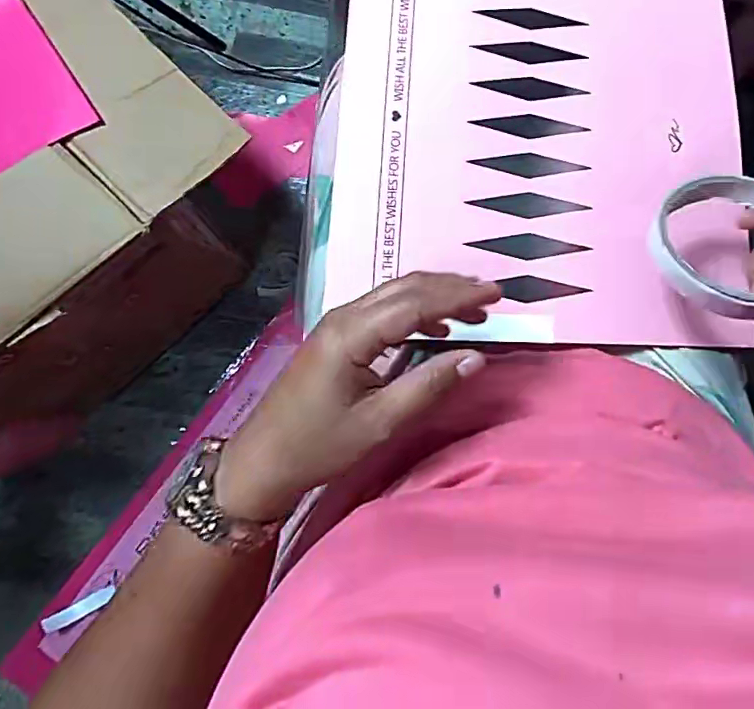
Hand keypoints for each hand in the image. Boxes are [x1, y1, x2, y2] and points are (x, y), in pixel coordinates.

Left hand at [216, 272, 499, 520]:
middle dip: (453, 288)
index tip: (496, 293)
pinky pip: (386, 307)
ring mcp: (339, 322)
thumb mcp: (379, 422)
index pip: (417, 303)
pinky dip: (419, 308)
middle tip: (492, 296)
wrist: (257, 464)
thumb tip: (476, 357)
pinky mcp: (339, 334)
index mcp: (352, 334)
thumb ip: (429, 385)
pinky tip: (438, 327)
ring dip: (438, 295)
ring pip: (397, 292)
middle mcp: (345, 316)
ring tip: (474, 307)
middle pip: (409, 288)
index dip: (460, 295)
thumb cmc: (317, 446)